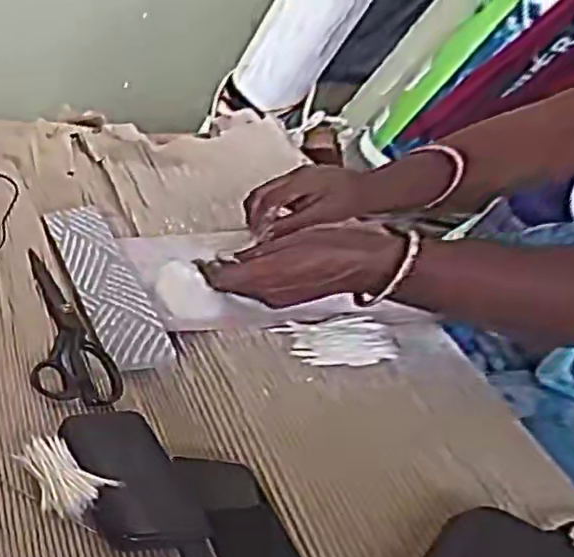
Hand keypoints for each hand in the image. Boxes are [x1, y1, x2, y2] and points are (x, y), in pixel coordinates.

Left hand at [198, 223, 406, 307]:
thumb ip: (260, 249)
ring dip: (237, 280)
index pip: (220, 277)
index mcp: (263, 273)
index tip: (202, 262)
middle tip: (215, 264)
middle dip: (220, 275)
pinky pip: (258, 294)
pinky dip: (253, 284)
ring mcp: (273, 300)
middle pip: (228, 287)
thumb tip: (238, 256)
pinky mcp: (284, 302)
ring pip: (242, 292)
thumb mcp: (294, 236)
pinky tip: (262, 273)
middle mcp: (263, 292)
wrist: (371, 262)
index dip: (208, 269)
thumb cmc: (340, 243)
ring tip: (237, 266)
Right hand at [244, 164, 372, 237]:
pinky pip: (273, 192)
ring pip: (263, 192)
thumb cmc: (352, 200)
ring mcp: (298, 175)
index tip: (257, 235)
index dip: (257, 221)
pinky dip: (267, 206)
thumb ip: (287, 225)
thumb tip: (264, 235)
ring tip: (262, 226)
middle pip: (258, 195)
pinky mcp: (300, 180)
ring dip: (258, 211)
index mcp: (300, 181)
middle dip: (251, 215)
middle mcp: (297, 174)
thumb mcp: (318, 216)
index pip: (265, 201)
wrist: (373, 188)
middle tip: (255, 231)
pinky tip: (274, 217)